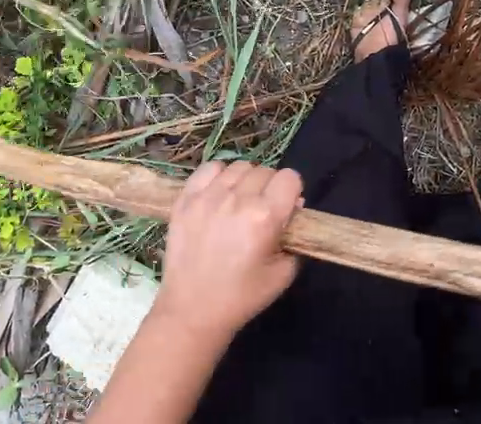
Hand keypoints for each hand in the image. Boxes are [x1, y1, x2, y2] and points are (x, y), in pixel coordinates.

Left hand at [156, 160, 302, 342]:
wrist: (192, 312)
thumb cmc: (241, 297)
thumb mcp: (283, 273)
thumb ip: (294, 236)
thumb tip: (293, 206)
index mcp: (265, 217)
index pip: (290, 177)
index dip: (291, 191)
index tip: (286, 207)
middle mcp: (237, 199)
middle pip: (266, 171)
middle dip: (270, 188)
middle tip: (262, 211)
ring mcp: (208, 196)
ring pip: (239, 166)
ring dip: (246, 181)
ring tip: (239, 203)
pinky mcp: (186, 199)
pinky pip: (209, 168)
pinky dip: (219, 176)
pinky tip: (219, 195)